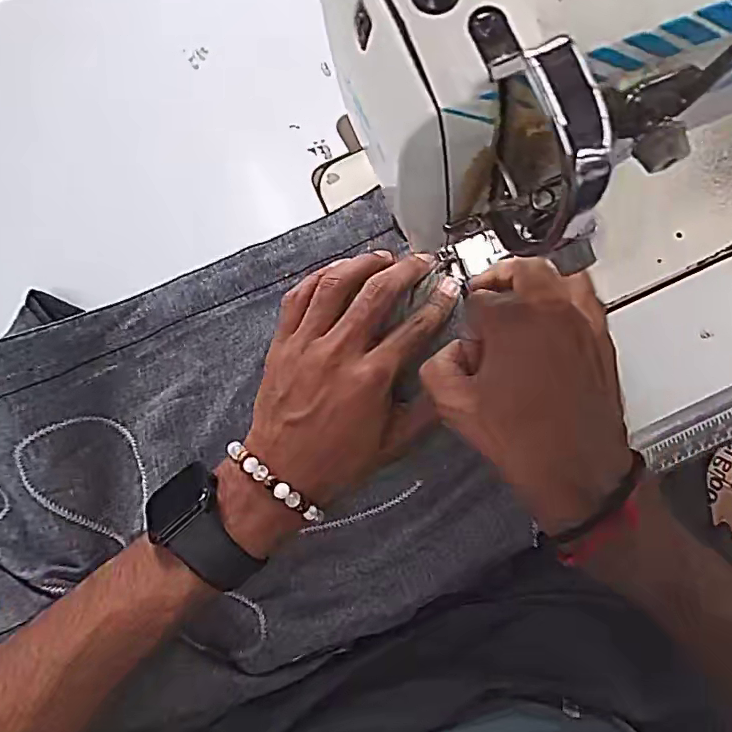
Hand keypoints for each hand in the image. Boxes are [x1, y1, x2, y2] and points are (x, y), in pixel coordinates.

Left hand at [220, 250, 458, 556]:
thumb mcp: (393, 442)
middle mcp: (338, 354)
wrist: (282, 473)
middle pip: (376, 293)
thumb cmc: (335, 462)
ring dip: (362, 264)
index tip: (449, 289)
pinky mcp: (282, 344)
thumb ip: (426, 409)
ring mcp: (306, 345)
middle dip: (405, 270)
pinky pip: (298, 297)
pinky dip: (318, 277)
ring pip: (335, 285)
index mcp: (369, 379)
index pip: (413, 327)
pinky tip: (336, 271)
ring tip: (382, 257)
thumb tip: (448, 377)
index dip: (437, 303)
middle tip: (420, 262)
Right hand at [419, 258, 635, 533]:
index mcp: (510, 321)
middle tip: (487, 297)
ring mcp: (580, 322)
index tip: (469, 335)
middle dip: (498, 280)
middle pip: (520, 270)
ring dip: (534, 281)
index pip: (478, 297)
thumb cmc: (527, 442)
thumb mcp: (456, 407)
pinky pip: (586, 297)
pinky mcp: (601, 338)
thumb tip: (448, 353)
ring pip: (557, 274)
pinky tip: (555, 315)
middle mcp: (549, 312)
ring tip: (521, 299)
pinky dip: (567, 296)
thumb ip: (438, 367)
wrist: (577, 470)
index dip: (467, 317)